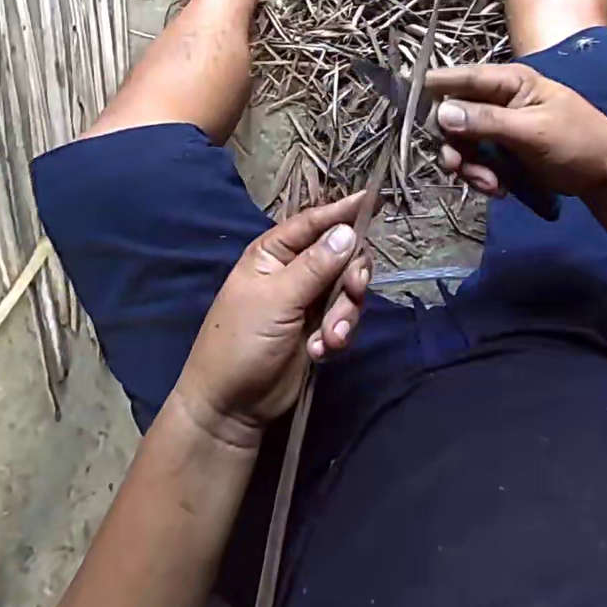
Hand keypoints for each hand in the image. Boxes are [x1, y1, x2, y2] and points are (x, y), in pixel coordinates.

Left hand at [172, 192, 372, 446]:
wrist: (232, 406)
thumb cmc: (242, 341)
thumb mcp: (277, 300)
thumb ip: (316, 266)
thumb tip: (348, 231)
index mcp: (274, 252)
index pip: (314, 222)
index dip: (343, 210)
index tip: (374, 200)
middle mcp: (294, 270)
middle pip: (341, 255)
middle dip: (351, 276)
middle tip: (355, 290)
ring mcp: (308, 299)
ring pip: (348, 288)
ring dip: (345, 313)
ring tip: (331, 337)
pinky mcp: (319, 326)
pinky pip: (344, 317)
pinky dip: (338, 333)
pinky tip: (321, 351)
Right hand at [427, 64, 606, 200]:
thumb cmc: (578, 142)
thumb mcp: (533, 131)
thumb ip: (487, 121)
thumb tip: (441, 114)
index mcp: (509, 81)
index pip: (460, 78)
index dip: (433, 91)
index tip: (408, 109)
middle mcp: (497, 99)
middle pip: (453, 115)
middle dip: (454, 144)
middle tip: (457, 166)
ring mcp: (498, 125)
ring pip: (461, 142)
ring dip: (469, 166)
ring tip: (490, 185)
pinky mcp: (501, 149)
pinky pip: (476, 160)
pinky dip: (481, 176)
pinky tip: (500, 189)